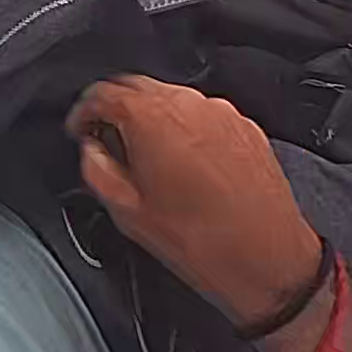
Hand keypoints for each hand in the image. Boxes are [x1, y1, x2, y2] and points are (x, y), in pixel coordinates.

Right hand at [67, 74, 323, 327]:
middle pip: (133, 86)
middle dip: (114, 108)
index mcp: (148, 117)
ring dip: (149, 116)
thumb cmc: (201, 242)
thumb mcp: (126, 210)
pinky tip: (184, 159)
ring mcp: (217, 110)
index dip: (82, 111)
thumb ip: (95, 166)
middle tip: (107, 136)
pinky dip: (184, 126)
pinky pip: (200, 112)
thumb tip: (92, 149)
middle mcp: (183, 103)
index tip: (79, 128)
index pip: (100, 92)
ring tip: (148, 153)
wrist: (272, 265)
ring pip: (167, 97)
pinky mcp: (243, 124)